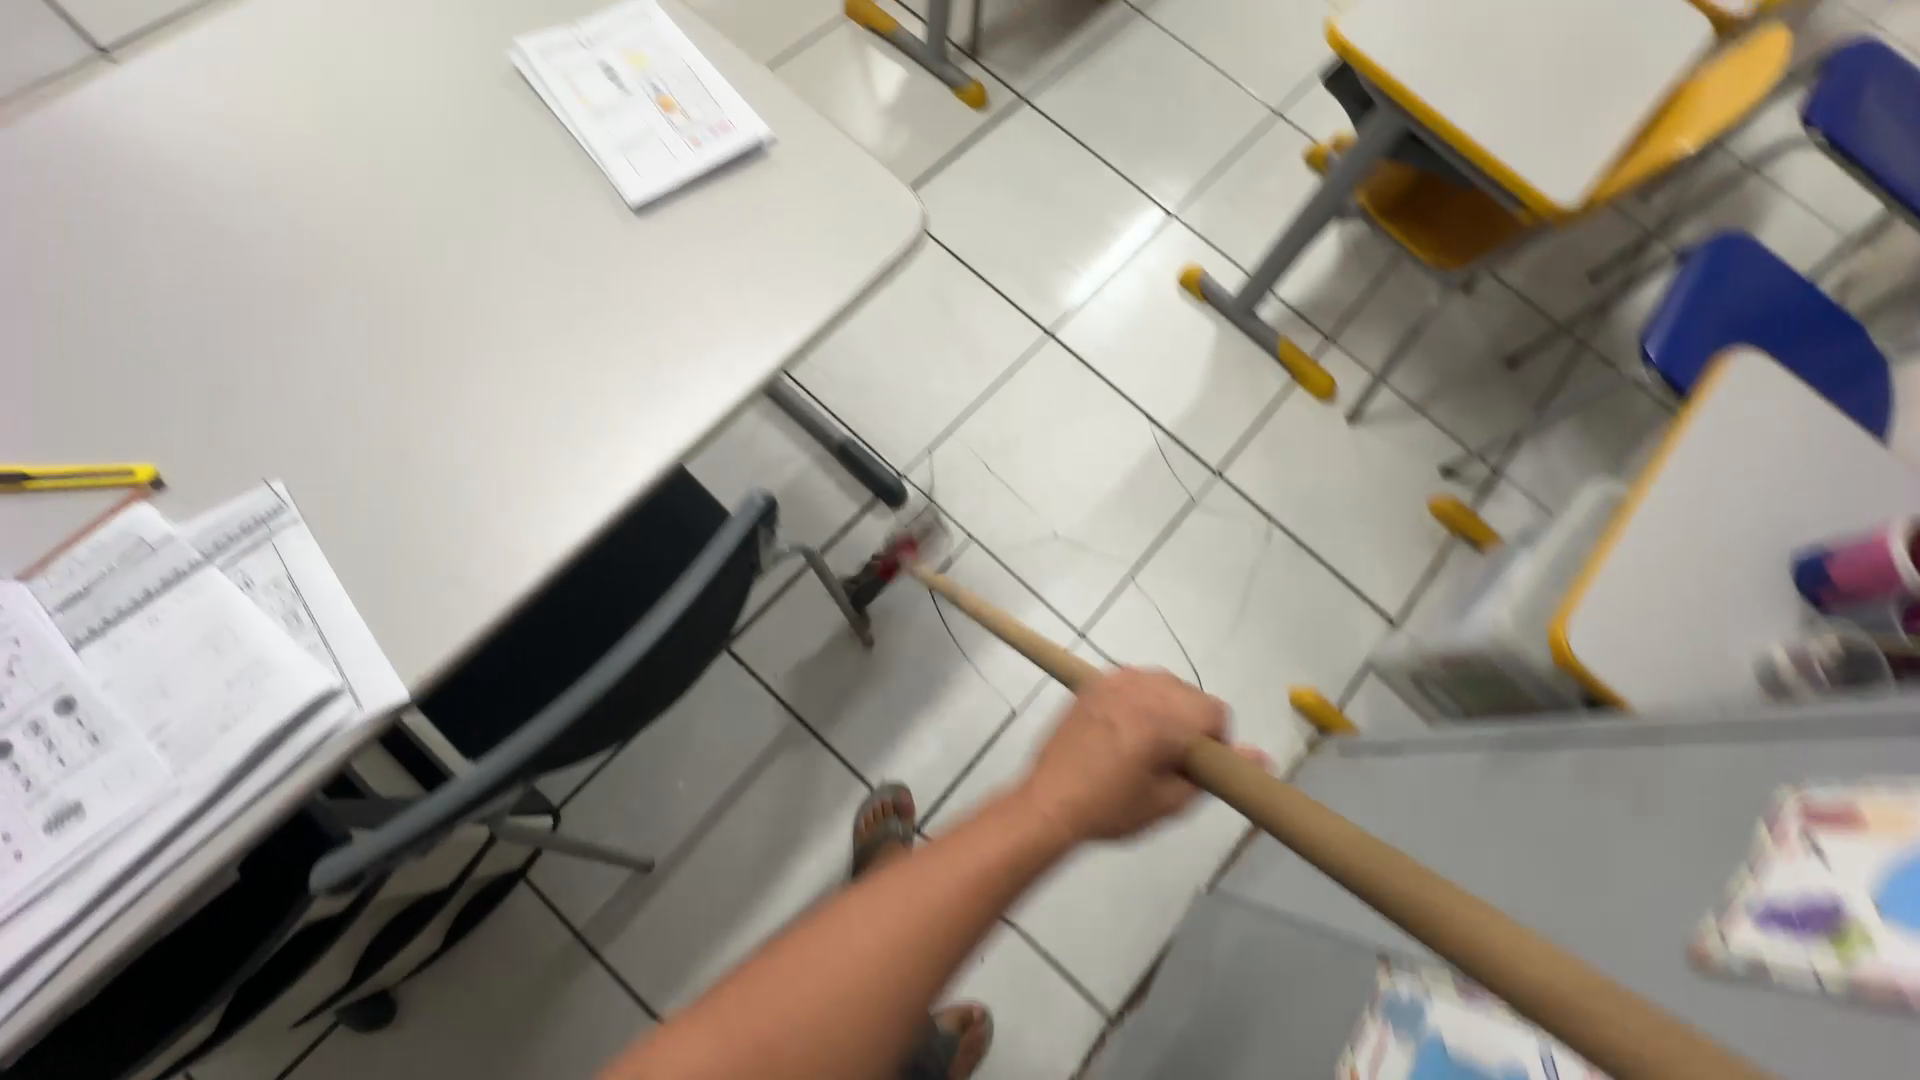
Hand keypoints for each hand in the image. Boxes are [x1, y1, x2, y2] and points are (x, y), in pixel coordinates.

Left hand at [1015, 667, 1265, 843]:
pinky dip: (1138, 699)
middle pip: (1189, 694)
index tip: (1196, 766)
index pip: (1216, 711)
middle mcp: (1141, 688)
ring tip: (1145, 743)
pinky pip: (1132, 681)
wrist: (1049, 801)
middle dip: (1190, 722)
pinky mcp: (1092, 683)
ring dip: (1165, 707)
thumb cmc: (1112, 808)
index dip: (1215, 741)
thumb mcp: (1171, 801)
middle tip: (1170, 758)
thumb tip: (1263, 756)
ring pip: (1161, 684)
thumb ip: (1216, 773)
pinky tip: (1122, 728)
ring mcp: (1113, 681)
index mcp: (1164, 717)